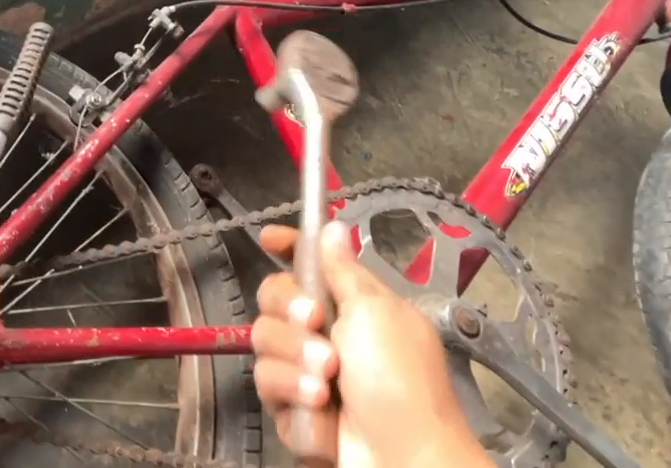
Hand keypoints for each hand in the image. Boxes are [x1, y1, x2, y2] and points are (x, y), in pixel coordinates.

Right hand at [252, 221, 487, 467]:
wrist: (406, 461)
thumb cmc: (399, 379)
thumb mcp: (376, 313)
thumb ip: (344, 269)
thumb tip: (334, 226)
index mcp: (350, 304)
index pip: (309, 262)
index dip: (287, 246)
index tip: (267, 238)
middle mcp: (325, 331)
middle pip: (273, 296)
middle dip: (289, 312)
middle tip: (315, 324)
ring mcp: (306, 370)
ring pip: (264, 342)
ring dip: (294, 362)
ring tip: (325, 386)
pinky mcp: (294, 408)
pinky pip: (268, 388)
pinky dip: (293, 399)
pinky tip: (319, 412)